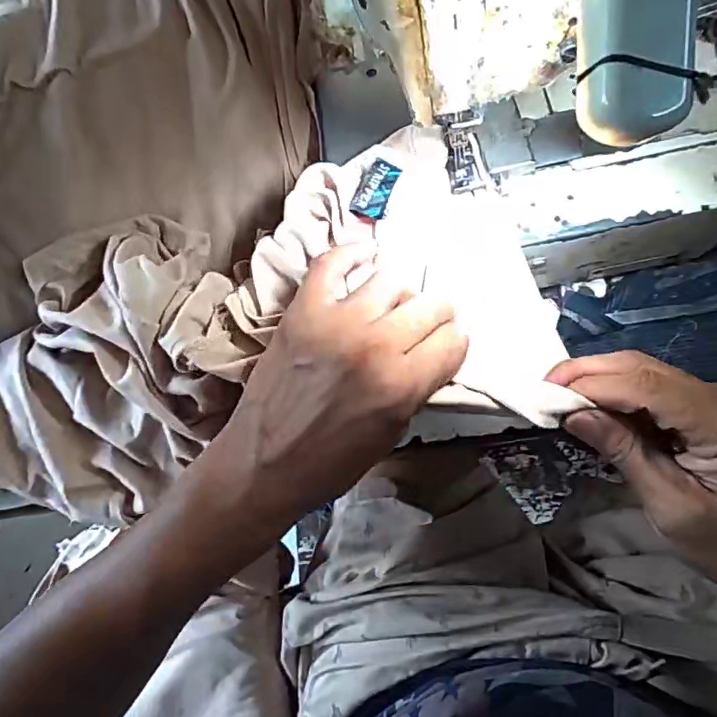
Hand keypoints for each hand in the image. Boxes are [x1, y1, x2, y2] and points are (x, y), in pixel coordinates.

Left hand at [207, 243, 467, 520]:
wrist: (264, 462)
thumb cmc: (330, 461)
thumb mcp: (391, 433)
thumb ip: (416, 387)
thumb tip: (430, 354)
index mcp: (401, 384)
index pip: (453, 341)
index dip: (453, 344)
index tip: (445, 345)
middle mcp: (374, 345)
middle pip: (430, 306)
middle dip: (435, 318)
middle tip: (422, 327)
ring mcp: (335, 322)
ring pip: (390, 280)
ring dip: (397, 294)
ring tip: (388, 307)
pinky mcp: (302, 310)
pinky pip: (331, 263)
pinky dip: (351, 255)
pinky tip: (363, 258)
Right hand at [545, 351, 716, 599]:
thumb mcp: (669, 507)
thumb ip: (624, 454)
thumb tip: (574, 414)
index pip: (653, 388)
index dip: (597, 384)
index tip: (551, 394)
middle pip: (646, 368)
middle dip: (590, 372)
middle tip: (544, 388)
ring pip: (644, 369)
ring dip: (597, 376)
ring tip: (557, 392)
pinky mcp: (703, 403)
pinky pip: (650, 382)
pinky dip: (612, 386)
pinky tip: (587, 398)